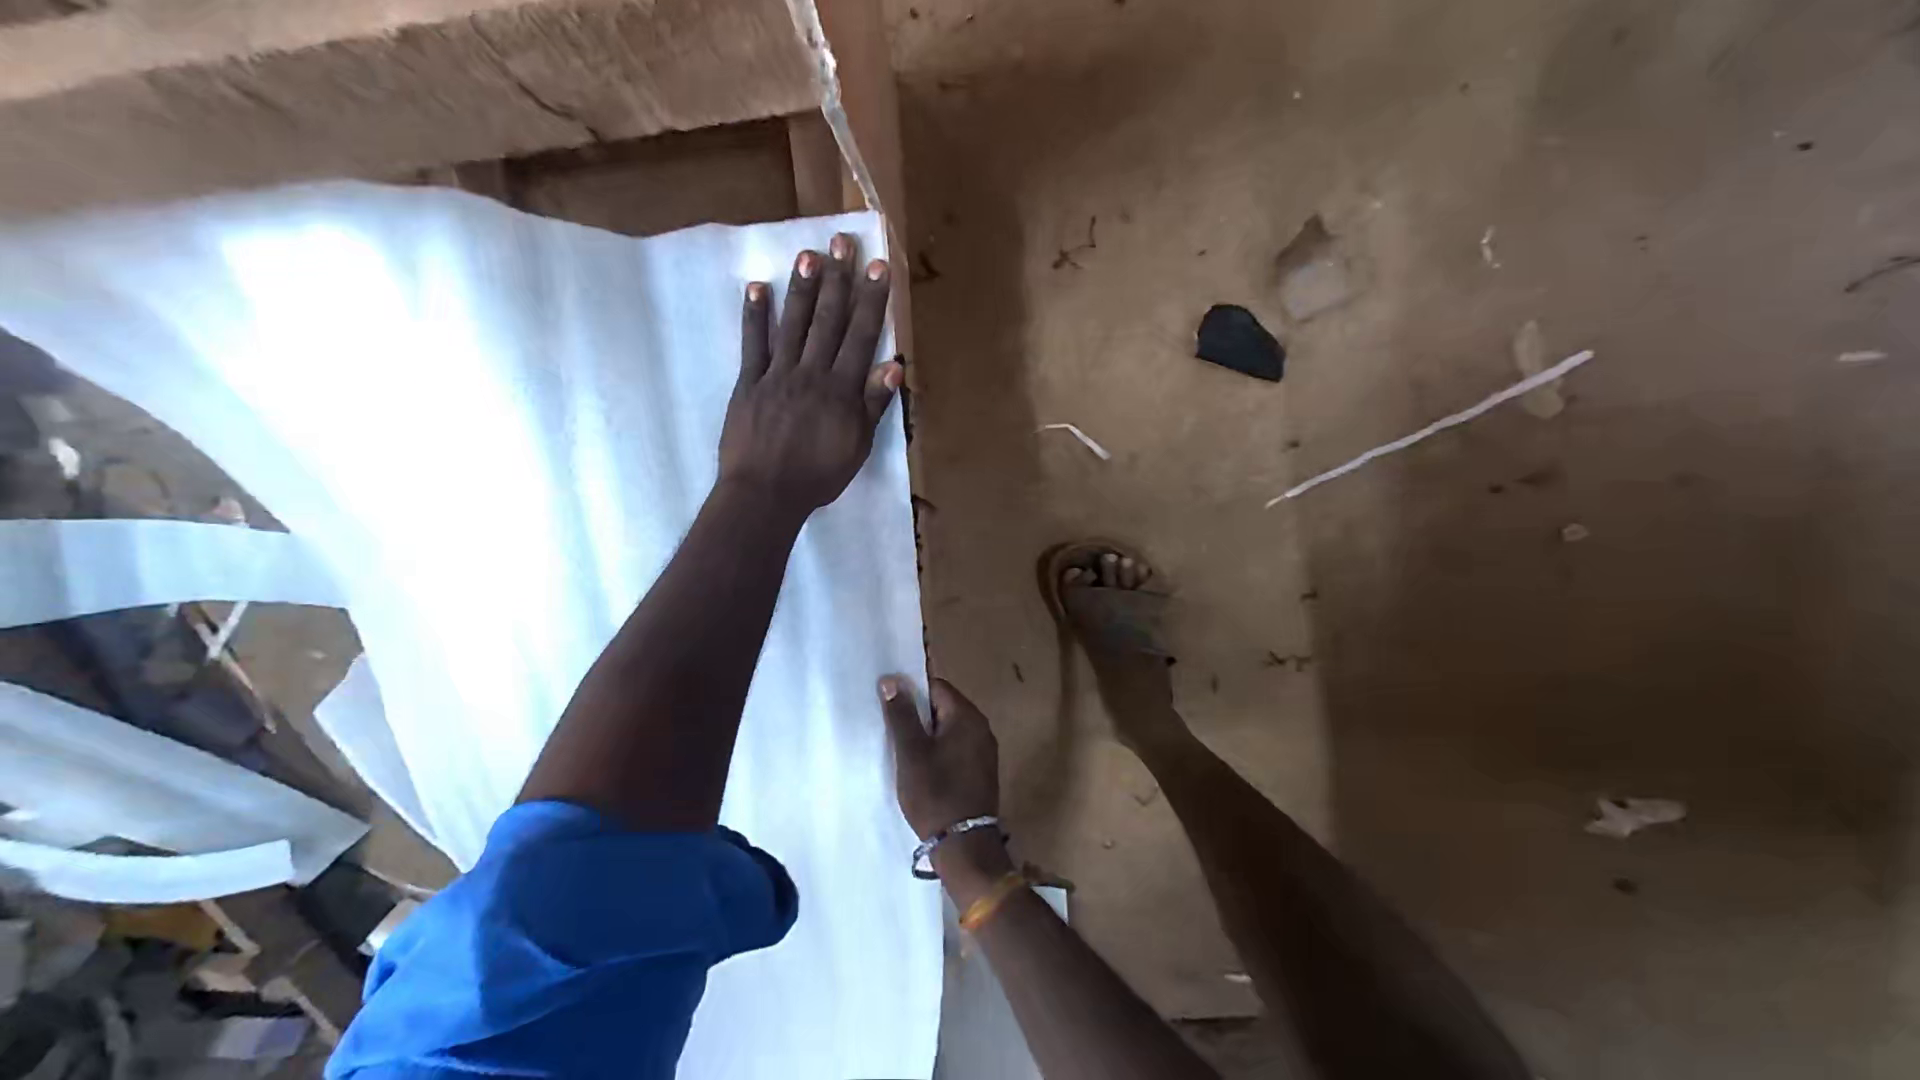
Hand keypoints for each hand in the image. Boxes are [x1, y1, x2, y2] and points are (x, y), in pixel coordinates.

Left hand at [720, 233, 901, 515]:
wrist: (765, 494)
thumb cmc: (817, 476)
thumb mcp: (857, 447)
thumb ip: (873, 405)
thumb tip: (893, 366)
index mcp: (841, 390)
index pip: (860, 337)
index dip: (870, 301)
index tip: (878, 268)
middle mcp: (811, 373)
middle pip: (828, 321)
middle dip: (839, 280)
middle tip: (844, 242)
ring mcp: (777, 375)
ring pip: (793, 324)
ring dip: (803, 288)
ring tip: (809, 253)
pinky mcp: (749, 383)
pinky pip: (753, 344)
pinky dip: (755, 315)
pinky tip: (758, 287)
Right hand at [878, 676, 1001, 835]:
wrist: (964, 845)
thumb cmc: (934, 793)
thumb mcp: (910, 752)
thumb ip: (901, 713)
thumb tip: (891, 679)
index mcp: (967, 716)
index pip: (936, 686)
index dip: (911, 692)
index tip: (890, 707)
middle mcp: (981, 727)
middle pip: (944, 706)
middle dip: (918, 714)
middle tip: (893, 730)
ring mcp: (985, 750)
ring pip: (950, 728)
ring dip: (928, 734)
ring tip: (904, 750)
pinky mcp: (982, 770)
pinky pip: (957, 747)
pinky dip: (939, 750)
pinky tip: (923, 767)